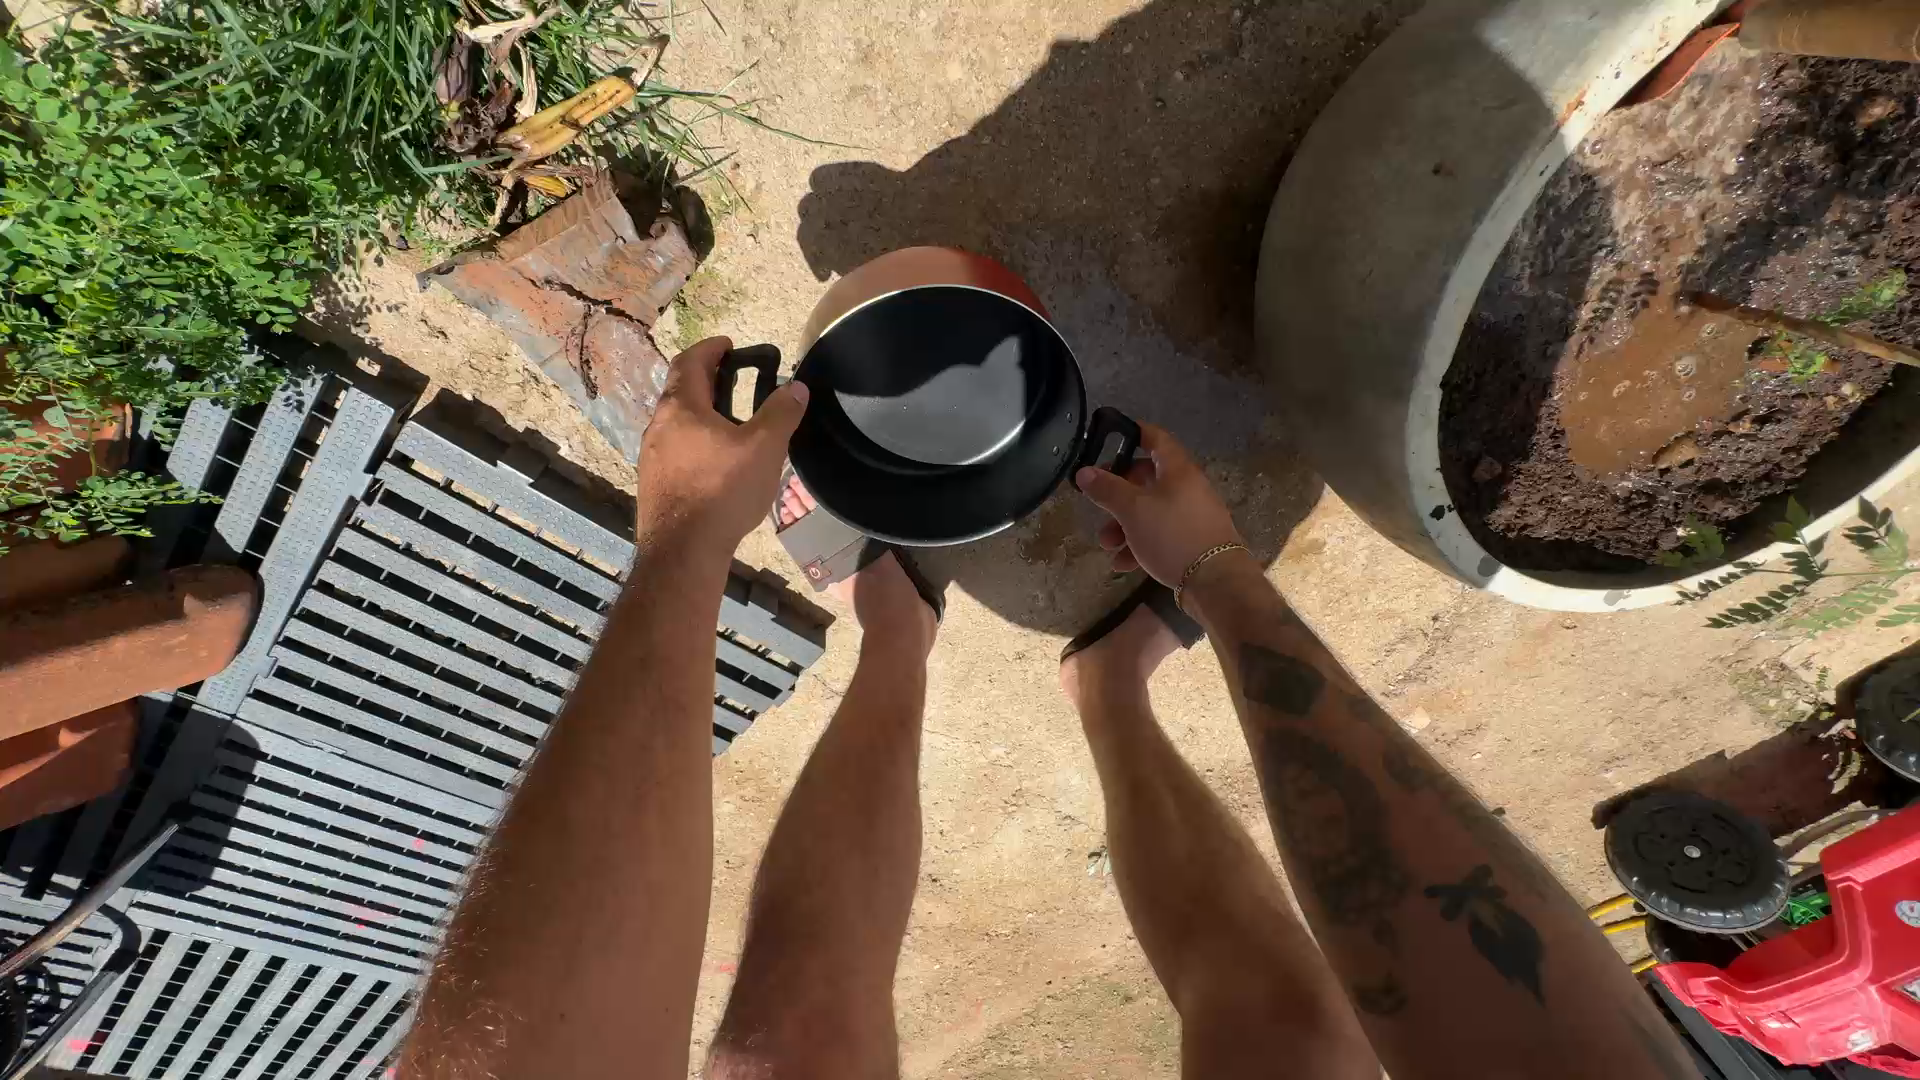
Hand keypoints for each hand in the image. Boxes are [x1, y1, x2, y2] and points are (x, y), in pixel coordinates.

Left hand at [636, 337, 808, 553]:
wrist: (683, 549)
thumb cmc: (723, 490)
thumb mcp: (764, 448)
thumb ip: (781, 414)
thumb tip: (797, 388)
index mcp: (682, 407)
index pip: (690, 362)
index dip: (711, 348)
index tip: (729, 345)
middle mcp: (658, 427)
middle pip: (681, 392)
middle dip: (707, 382)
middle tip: (733, 381)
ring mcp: (652, 458)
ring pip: (677, 425)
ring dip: (701, 416)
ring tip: (729, 425)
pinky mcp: (654, 486)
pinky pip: (676, 452)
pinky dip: (695, 444)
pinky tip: (715, 465)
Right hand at [1075, 422, 1244, 585]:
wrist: (1215, 581)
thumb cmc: (1172, 534)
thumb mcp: (1132, 509)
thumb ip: (1107, 489)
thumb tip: (1084, 472)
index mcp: (1177, 470)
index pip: (1155, 438)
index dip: (1132, 433)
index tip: (1109, 435)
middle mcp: (1187, 488)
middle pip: (1147, 480)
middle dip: (1117, 494)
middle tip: (1098, 502)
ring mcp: (1192, 516)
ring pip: (1150, 512)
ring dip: (1124, 526)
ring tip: (1107, 544)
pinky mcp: (1192, 542)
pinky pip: (1160, 536)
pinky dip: (1140, 545)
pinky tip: (1123, 564)